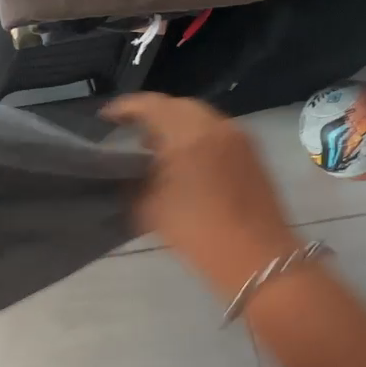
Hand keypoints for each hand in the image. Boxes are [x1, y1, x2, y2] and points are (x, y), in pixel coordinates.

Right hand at [102, 93, 303, 297]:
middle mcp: (215, 125)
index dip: (124, 108)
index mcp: (188, 134)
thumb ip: (134, 180)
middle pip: (176, 105)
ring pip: (198, 117)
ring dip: (174, 124)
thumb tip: (127, 169)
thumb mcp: (151, 209)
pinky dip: (195, 135)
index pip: (150, 105)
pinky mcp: (251, 152)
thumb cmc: (200, 234)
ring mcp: (237, 136)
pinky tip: (184, 159)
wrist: (260, 262)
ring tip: (154, 147)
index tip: (104, 118)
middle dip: (151, 114)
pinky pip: (215, 131)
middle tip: (129, 132)